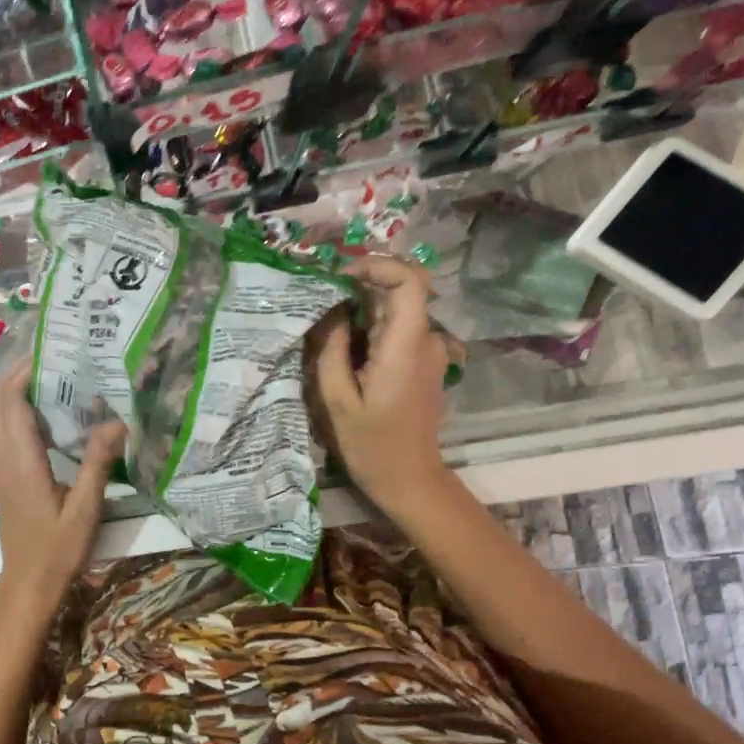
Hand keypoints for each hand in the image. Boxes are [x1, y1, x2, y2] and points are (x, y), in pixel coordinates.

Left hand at [0, 362, 126, 591]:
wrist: (28, 582)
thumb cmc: (57, 549)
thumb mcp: (85, 510)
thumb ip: (97, 463)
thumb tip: (116, 421)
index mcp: (20, 459)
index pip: (10, 399)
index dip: (26, 370)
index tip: (56, 352)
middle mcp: (1, 456)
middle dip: (21, 372)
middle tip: (60, 360)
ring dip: (18, 390)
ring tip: (60, 380)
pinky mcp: (2, 473)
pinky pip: (3, 429)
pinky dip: (19, 410)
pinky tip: (53, 416)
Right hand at [309, 255, 458, 510]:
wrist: (408, 478)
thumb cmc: (370, 444)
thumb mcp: (336, 398)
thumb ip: (331, 347)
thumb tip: (330, 309)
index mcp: (406, 345)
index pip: (409, 280)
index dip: (377, 265)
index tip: (338, 275)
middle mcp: (425, 339)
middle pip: (398, 291)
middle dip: (356, 287)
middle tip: (316, 302)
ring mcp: (427, 350)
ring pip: (393, 309)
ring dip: (359, 309)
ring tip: (322, 328)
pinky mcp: (420, 360)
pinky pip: (394, 328)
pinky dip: (367, 326)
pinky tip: (341, 348)